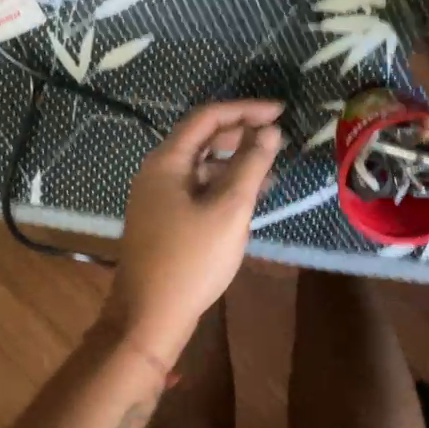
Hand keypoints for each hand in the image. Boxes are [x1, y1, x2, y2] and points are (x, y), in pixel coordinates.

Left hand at [104, 100, 282, 364]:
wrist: (148, 318)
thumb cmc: (191, 259)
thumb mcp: (229, 209)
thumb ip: (251, 165)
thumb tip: (269, 130)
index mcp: (167, 161)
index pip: (207, 117)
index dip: (245, 110)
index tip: (280, 111)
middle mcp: (157, 171)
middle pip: (202, 138)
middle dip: (240, 134)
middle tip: (276, 137)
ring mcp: (157, 196)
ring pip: (201, 165)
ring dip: (234, 162)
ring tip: (271, 170)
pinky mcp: (163, 219)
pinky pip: (197, 188)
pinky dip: (223, 186)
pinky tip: (248, 199)